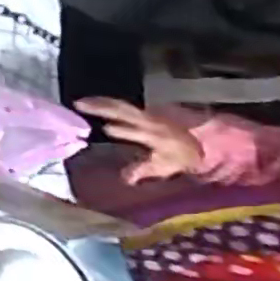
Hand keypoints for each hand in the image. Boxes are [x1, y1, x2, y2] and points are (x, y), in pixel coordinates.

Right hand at [75, 97, 203, 183]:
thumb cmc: (180, 155)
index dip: (125, 131)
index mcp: (155, 135)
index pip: (140, 131)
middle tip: (78, 104)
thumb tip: (124, 179)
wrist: (201, 137)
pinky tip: (95, 102)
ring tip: (81, 102)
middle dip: (101, 107)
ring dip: (100, 102)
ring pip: (120, 104)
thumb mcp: (165, 166)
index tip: (107, 129)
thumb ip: (144, 170)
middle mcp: (149, 120)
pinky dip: (105, 102)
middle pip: (123, 110)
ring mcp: (145, 111)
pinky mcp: (142, 108)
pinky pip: (121, 104)